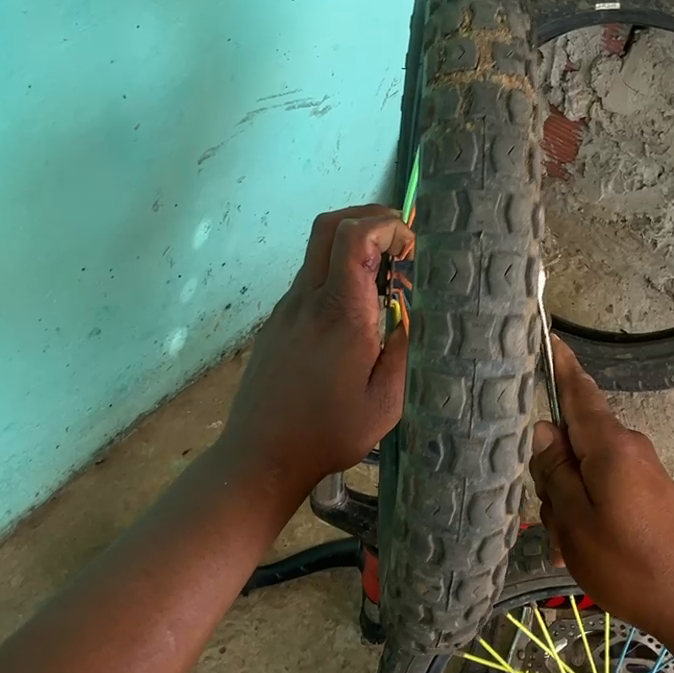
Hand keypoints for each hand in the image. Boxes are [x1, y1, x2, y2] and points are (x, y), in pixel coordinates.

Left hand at [220, 205, 411, 492]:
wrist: (259, 457)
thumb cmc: (328, 434)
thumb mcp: (386, 403)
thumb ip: (404, 351)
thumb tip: (414, 312)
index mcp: (341, 314)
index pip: (354, 235)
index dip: (387, 224)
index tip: (413, 247)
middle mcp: (309, 299)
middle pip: (329, 224)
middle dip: (370, 216)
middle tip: (402, 238)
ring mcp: (288, 307)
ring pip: (317, 248)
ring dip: (354, 242)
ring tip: (387, 272)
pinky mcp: (278, 321)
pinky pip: (311, 276)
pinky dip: (338, 269)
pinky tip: (359, 304)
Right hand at [528, 338, 673, 642]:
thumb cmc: (628, 563)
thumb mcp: (575, 521)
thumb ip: (555, 471)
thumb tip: (543, 430)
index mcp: (609, 444)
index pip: (579, 392)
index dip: (561, 365)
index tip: (548, 335)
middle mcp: (629, 445)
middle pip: (577, 434)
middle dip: (554, 463)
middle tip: (546, 511)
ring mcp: (643, 468)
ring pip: (589, 464)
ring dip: (570, 493)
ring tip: (568, 540)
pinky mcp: (650, 491)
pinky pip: (606, 482)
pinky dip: (589, 505)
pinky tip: (587, 543)